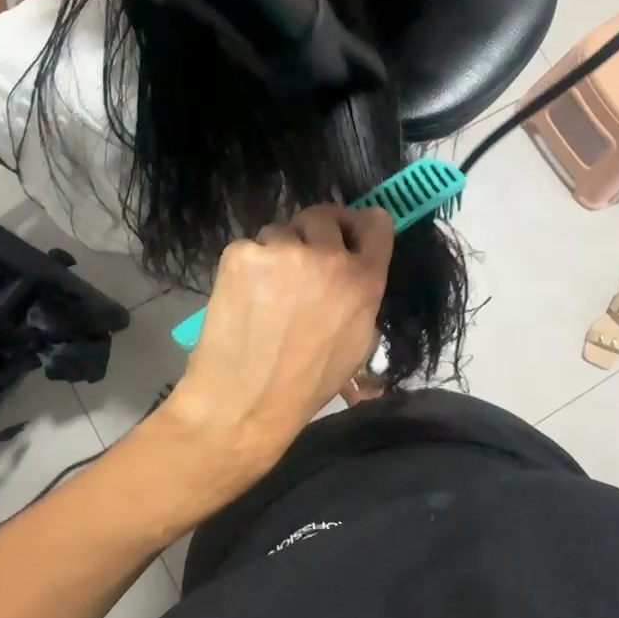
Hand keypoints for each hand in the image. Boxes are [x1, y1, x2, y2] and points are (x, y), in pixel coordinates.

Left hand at [159, 205, 394, 471]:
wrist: (246, 401)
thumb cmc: (308, 382)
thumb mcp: (359, 342)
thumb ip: (361, 295)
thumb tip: (355, 268)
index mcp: (364, 280)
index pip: (376, 224)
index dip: (362, 225)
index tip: (349, 232)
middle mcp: (327, 257)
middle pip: (324, 216)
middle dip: (316, 232)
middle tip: (302, 259)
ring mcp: (283, 251)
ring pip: (282, 231)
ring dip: (278, 250)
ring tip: (268, 288)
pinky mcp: (242, 254)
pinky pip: (250, 246)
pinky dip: (248, 265)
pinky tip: (244, 295)